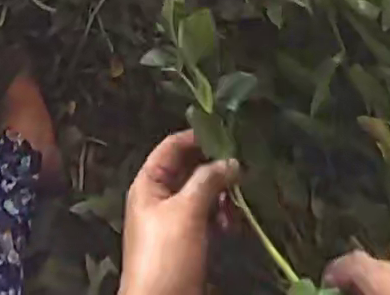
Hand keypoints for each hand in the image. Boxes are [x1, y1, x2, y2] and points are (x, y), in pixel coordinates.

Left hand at [116, 130, 239, 294]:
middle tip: (240, 172)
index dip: (195, 137)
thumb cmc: (166, 255)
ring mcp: (176, 222)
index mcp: (149, 183)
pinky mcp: (190, 245)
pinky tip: (234, 226)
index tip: (224, 133)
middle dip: (214, 171)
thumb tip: (230, 161)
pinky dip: (222, 220)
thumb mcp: (186, 212)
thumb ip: (206, 181)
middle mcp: (160, 197)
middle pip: (190, 171)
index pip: (171, 147)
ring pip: (203, 197)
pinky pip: (209, 222)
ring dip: (221, 198)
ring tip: (237, 207)